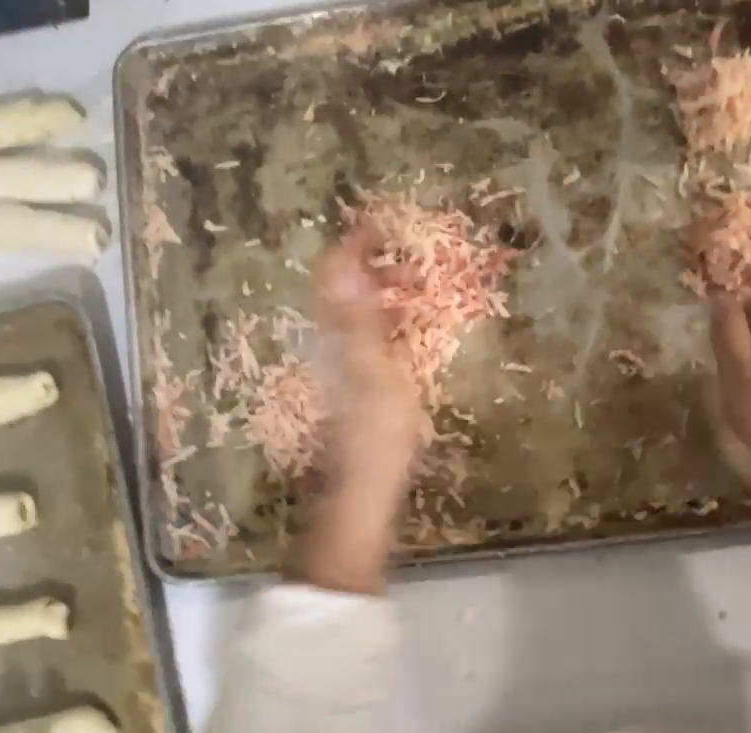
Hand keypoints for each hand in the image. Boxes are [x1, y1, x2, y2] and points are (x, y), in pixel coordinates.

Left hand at [292, 229, 427, 594]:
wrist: (364, 492)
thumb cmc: (375, 435)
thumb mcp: (375, 371)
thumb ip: (360, 317)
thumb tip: (346, 259)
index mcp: (335, 337)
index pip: (334, 276)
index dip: (354, 245)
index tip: (382, 222)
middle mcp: (333, 346)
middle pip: (343, 292)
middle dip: (373, 265)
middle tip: (411, 258)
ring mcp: (344, 368)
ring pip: (357, 315)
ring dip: (382, 293)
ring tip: (417, 287)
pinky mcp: (357, 388)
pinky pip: (369, 339)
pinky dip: (389, 322)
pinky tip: (410, 330)